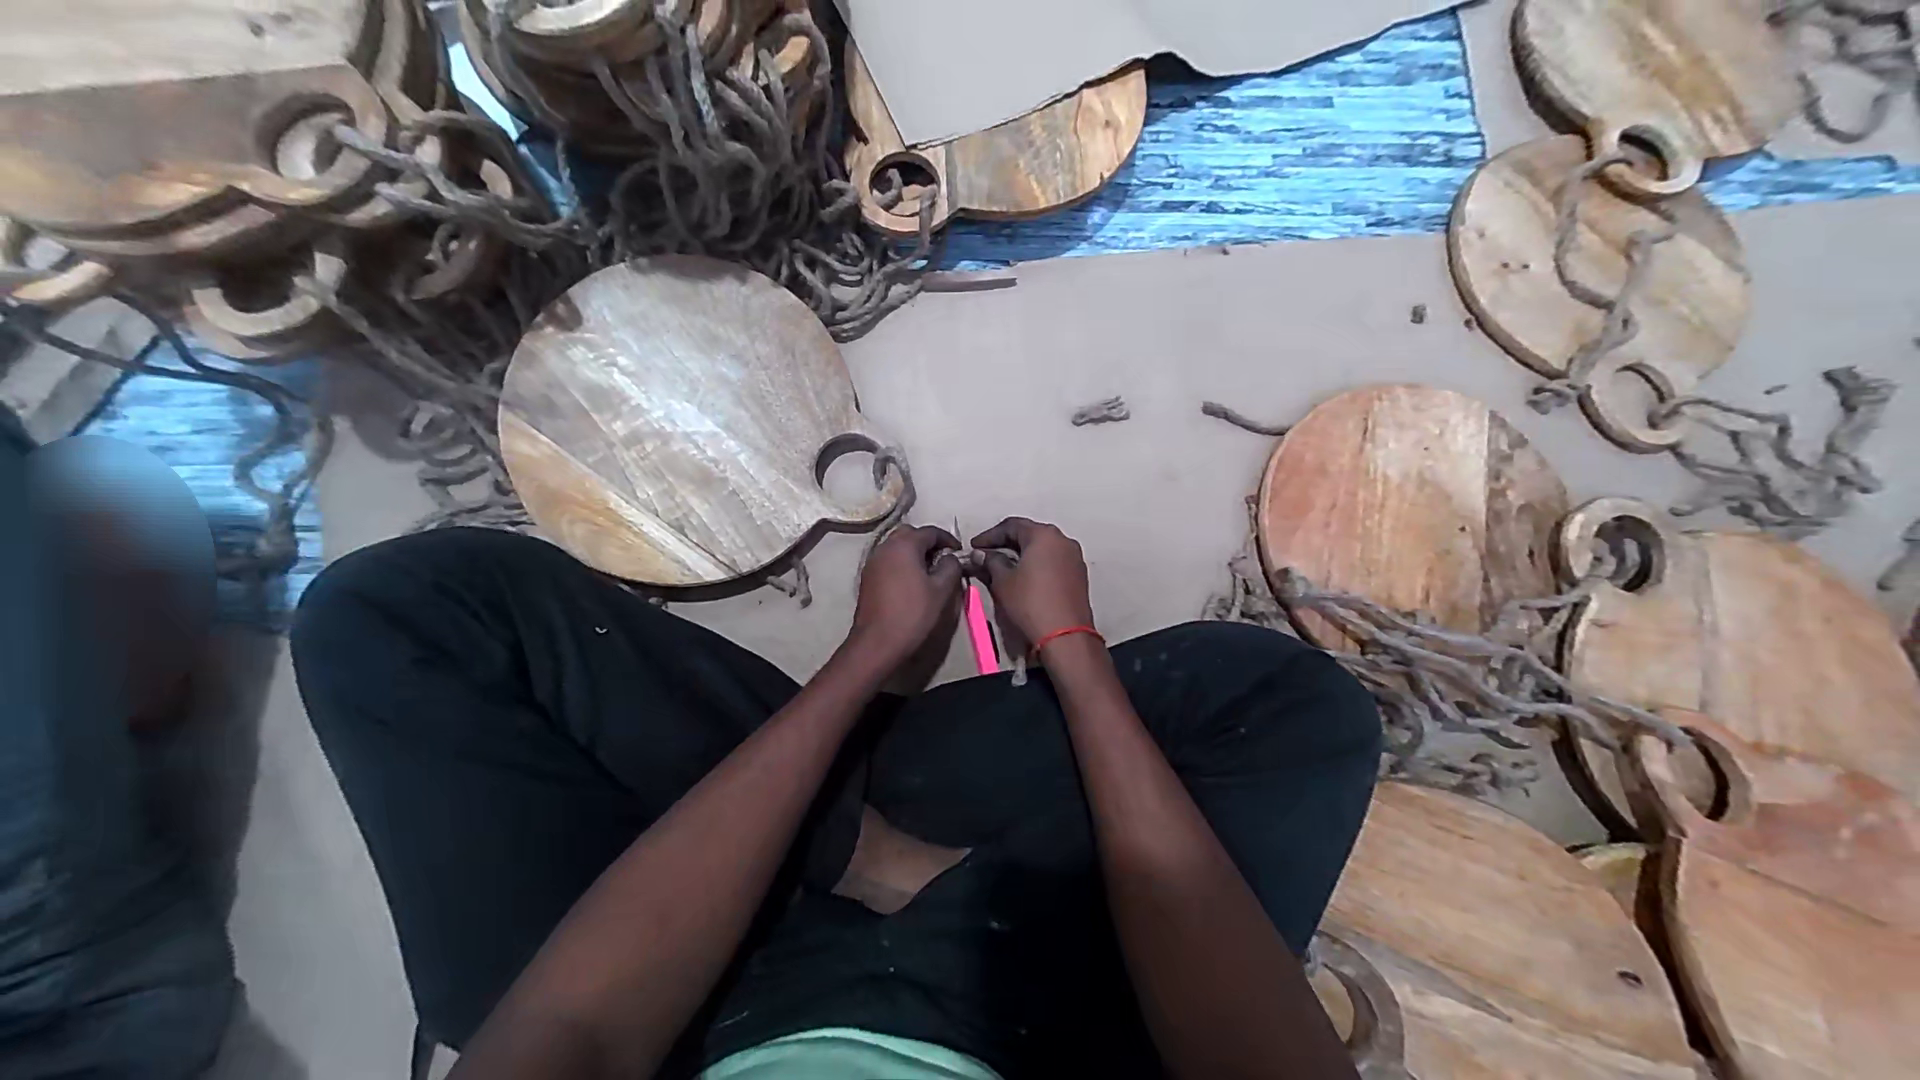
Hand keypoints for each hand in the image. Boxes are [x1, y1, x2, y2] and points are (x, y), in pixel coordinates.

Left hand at [847, 525, 964, 667]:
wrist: (878, 641)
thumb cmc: (913, 613)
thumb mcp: (941, 590)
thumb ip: (950, 566)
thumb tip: (950, 557)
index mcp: (904, 545)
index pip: (930, 531)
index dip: (948, 539)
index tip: (958, 551)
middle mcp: (885, 547)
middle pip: (910, 534)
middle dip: (928, 542)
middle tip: (942, 558)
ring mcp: (872, 562)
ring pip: (896, 546)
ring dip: (913, 552)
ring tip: (929, 571)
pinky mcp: (867, 577)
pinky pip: (888, 560)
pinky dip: (901, 563)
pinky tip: (911, 581)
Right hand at [970, 517, 1094, 647]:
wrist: (1065, 636)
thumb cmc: (1030, 603)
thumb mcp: (1003, 581)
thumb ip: (990, 562)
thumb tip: (981, 554)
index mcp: (1044, 535)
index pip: (1012, 525)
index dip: (989, 535)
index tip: (974, 547)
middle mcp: (1063, 540)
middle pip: (1029, 535)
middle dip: (1006, 544)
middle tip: (986, 555)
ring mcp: (1074, 558)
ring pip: (1042, 549)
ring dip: (1021, 555)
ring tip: (1002, 568)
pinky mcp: (1078, 575)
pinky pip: (1052, 562)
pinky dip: (1036, 565)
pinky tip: (1023, 578)